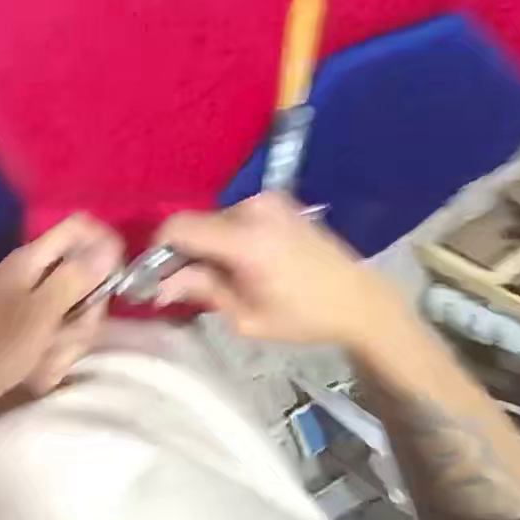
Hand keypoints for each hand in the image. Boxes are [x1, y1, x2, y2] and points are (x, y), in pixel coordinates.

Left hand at [0, 213, 122, 418]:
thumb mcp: (39, 314)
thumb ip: (75, 277)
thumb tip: (111, 244)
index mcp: (32, 260)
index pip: (80, 228)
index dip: (104, 247)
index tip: (114, 283)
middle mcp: (32, 276)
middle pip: (85, 280)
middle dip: (83, 316)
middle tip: (63, 336)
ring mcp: (29, 305)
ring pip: (74, 315)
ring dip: (66, 344)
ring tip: (42, 360)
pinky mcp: (27, 331)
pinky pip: (57, 338)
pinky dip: (51, 357)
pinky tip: (34, 373)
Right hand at [153, 192, 409, 344]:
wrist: (359, 300)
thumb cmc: (304, 317)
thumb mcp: (246, 318)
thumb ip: (203, 291)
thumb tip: (160, 286)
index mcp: (248, 241)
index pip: (179, 227)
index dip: (160, 249)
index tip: (160, 273)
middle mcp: (255, 210)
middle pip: (195, 225)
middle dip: (186, 252)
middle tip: (193, 284)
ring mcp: (269, 201)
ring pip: (213, 221)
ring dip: (208, 246)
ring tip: (226, 275)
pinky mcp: (277, 202)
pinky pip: (232, 217)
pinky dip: (227, 237)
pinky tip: (243, 262)